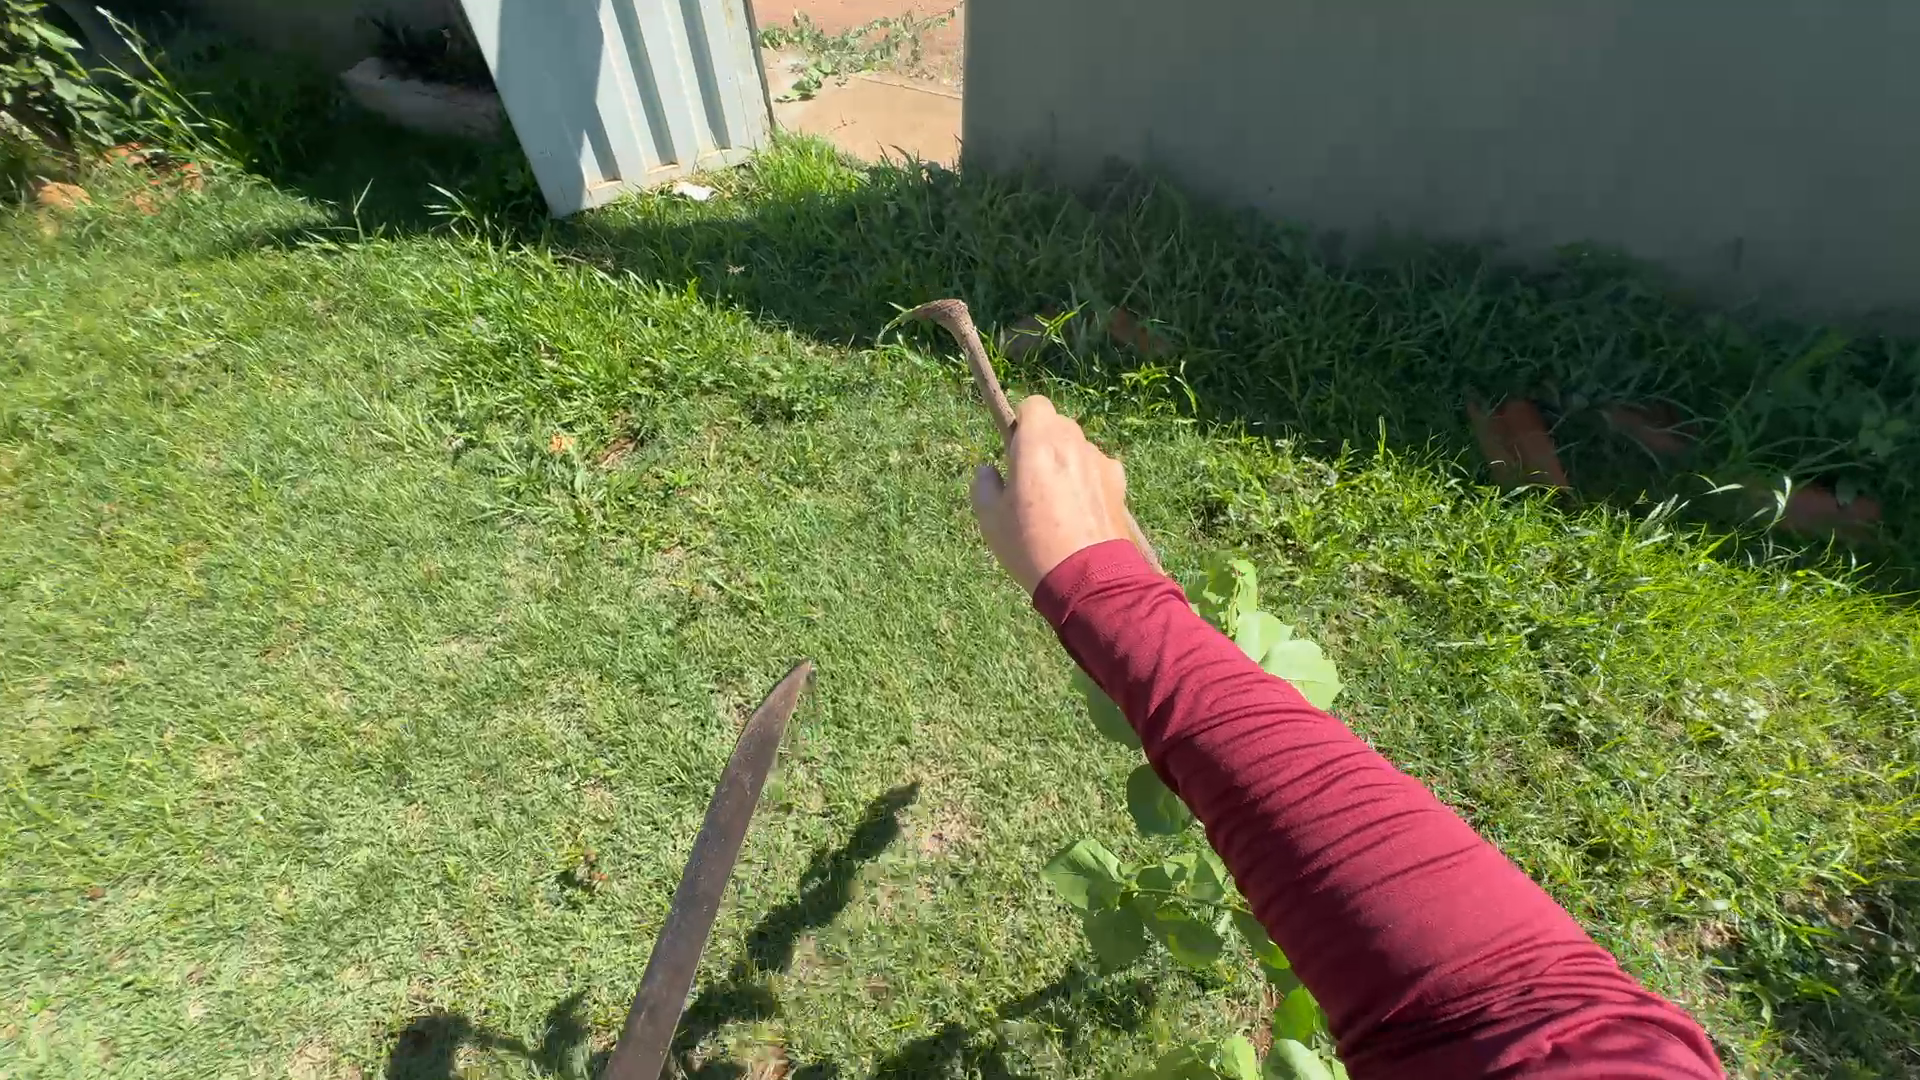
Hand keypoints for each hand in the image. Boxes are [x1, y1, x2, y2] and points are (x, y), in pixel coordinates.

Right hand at [971, 396, 1133, 594]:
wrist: (1087, 579)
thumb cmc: (1030, 546)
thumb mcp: (990, 519)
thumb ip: (984, 486)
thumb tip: (988, 470)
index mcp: (1036, 443)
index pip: (1034, 405)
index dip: (1022, 424)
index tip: (1014, 450)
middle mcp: (1072, 443)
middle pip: (1058, 426)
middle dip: (1044, 443)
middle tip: (1031, 479)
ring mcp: (1100, 461)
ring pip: (1079, 448)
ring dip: (1067, 462)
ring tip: (1058, 503)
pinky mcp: (1119, 483)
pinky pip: (1098, 469)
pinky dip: (1088, 480)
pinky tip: (1081, 511)